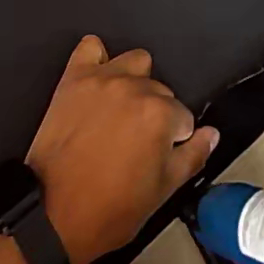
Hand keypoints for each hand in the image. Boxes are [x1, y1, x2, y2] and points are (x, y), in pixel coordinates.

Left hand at [26, 35, 218, 263]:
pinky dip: (98, 58)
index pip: (183, 116)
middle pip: (160, 90)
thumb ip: (193, 156)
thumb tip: (209, 136)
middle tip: (138, 140)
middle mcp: (133, 90)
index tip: (160, 151)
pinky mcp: (74, 80)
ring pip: (135, 62)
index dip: (174, 138)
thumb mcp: (162, 191)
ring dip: (135, 81)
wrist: (53, 216)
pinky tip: (100, 79)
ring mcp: (102, 81)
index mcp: (160, 115)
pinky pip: (91, 47)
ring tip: (123, 109)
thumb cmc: (105, 208)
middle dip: (155, 112)